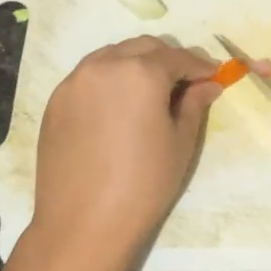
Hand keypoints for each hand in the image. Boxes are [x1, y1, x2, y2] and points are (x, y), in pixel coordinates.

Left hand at [25, 36, 221, 270]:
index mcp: (140, 72)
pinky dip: (110, 79)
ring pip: (113, 56)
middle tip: (185, 83)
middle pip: (143, 47)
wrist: (83, 223)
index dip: (200, 65)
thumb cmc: (143, 184)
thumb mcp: (180, 143)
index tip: (214, 76)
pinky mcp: (56, 101)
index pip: (177, 57)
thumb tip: (208, 84)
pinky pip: (89, 76)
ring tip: (151, 92)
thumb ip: (194, 104)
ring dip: (136, 64)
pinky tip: (119, 107)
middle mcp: (104, 65)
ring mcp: (75, 81)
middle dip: (168, 59)